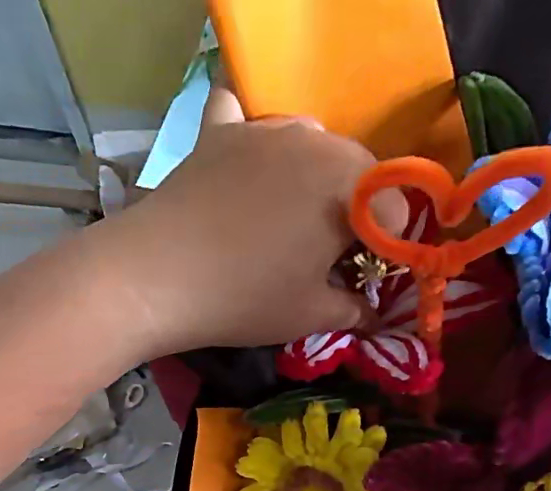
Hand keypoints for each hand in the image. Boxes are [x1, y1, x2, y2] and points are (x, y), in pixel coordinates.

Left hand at [88, 88, 404, 354]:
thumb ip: (351, 310)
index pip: (392, 211)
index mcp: (349, 188)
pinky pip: (244, 115)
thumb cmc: (246, 298)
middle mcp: (316, 143)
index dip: (385, 248)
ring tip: (292, 215)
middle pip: (357, 170)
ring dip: (314, 173)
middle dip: (356, 209)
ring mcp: (263, 130)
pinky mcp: (218, 132)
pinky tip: (246, 155)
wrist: (158, 276)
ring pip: (310, 141)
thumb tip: (371, 314)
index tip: (364, 276)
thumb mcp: (309, 315)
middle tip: (331, 252)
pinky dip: (251, 131)